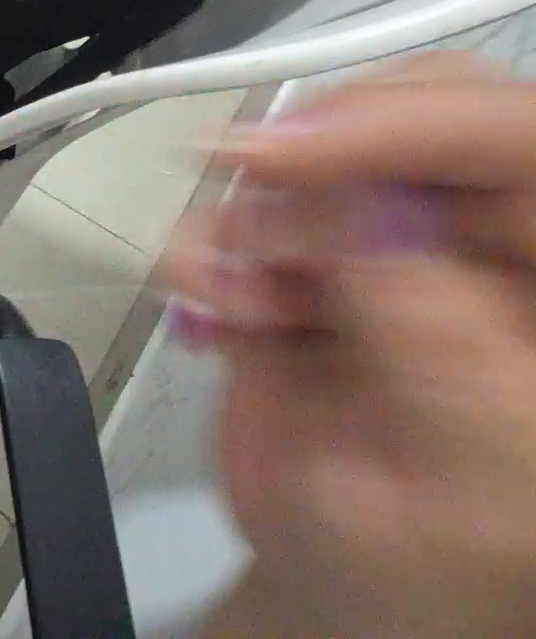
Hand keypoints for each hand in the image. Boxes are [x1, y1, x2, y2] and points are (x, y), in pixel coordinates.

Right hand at [165, 55, 535, 636]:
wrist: (344, 588)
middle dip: (311, 168)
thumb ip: (441, 345)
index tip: (279, 155)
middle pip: (415, 122)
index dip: (408, 126)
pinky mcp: (315, 265)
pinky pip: (241, 211)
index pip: (522, 145)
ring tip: (232, 303)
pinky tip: (217, 307)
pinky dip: (205, 248)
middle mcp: (504, 260)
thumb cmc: (431, 574)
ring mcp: (405, 256)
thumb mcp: (469, 486)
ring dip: (241, 224)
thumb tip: (374, 215)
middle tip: (255, 234)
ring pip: (307, 162)